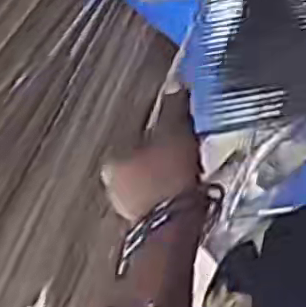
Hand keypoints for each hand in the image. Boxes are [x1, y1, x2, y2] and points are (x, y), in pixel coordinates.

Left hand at [101, 89, 202, 221]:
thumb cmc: (169, 174)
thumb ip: (174, 104)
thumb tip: (175, 82)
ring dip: (169, 161)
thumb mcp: (176, 129)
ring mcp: (127, 202)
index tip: (181, 112)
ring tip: (192, 153)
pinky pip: (160, 187)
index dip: (162, 116)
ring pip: (152, 169)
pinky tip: (189, 175)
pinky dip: (173, 179)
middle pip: (143, 149)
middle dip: (164, 140)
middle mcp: (113, 180)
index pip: (138, 125)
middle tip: (187, 132)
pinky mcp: (144, 216)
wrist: (175, 224)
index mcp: (114, 156)